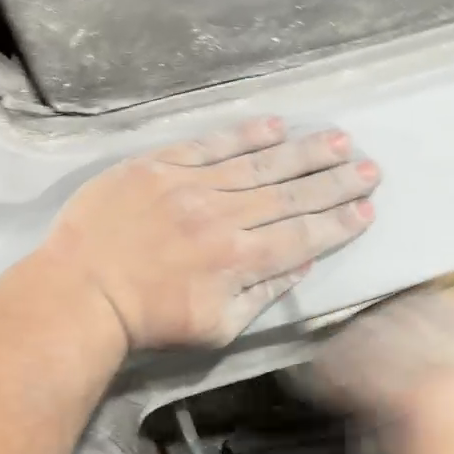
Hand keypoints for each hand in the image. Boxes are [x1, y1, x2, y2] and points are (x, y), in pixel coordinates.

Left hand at [45, 119, 378, 348]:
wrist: (81, 292)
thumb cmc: (151, 320)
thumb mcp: (218, 328)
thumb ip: (264, 295)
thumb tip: (302, 263)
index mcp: (240, 260)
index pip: (304, 236)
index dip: (340, 222)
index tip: (367, 209)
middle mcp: (225, 216)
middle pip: (293, 195)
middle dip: (337, 182)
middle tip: (371, 168)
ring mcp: (192, 186)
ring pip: (260, 164)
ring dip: (305, 152)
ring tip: (340, 140)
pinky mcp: (160, 166)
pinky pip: (212, 144)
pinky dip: (246, 134)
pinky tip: (277, 126)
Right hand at [310, 291, 453, 453]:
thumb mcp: (390, 453)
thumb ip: (366, 411)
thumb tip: (340, 384)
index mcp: (415, 397)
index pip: (359, 363)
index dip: (329, 363)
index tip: (313, 368)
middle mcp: (441, 365)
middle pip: (383, 329)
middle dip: (350, 337)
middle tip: (335, 350)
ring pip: (415, 311)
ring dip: (384, 318)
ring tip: (369, 330)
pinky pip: (452, 312)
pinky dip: (426, 307)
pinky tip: (409, 313)